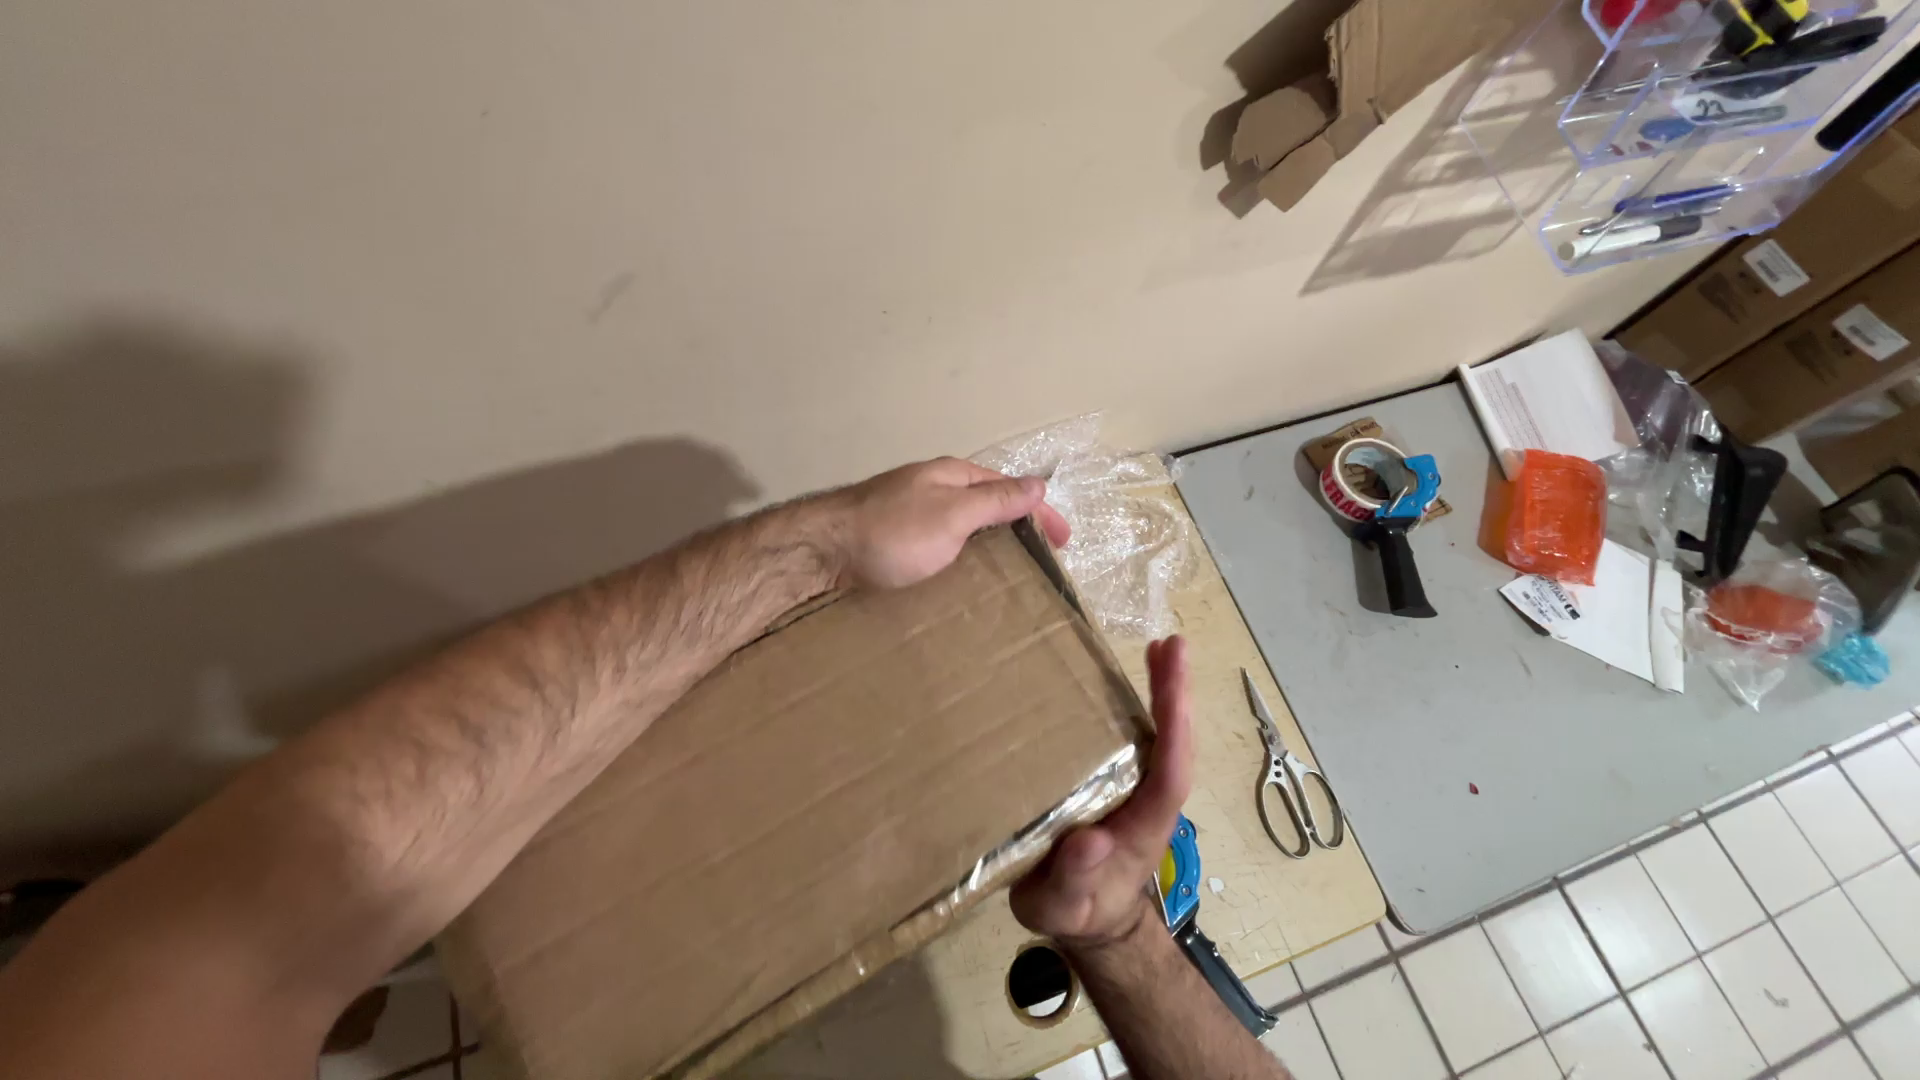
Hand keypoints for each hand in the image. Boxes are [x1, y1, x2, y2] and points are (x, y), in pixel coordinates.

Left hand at [827, 457, 1071, 590]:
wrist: (821, 551)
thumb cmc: (892, 532)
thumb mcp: (952, 515)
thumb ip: (995, 501)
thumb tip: (1038, 482)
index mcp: (953, 476)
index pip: (1010, 489)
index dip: (1039, 512)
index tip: (1064, 542)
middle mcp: (934, 488)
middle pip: (988, 504)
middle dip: (1019, 527)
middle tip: (1041, 560)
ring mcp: (912, 512)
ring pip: (965, 525)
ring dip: (991, 542)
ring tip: (1009, 573)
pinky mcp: (895, 538)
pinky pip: (942, 543)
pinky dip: (963, 555)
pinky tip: (962, 575)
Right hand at [1011, 636, 1193, 948]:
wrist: (1090, 923)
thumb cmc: (1075, 913)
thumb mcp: (1061, 906)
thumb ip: (1074, 880)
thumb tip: (1091, 839)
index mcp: (1142, 827)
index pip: (1170, 772)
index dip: (1175, 727)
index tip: (1172, 682)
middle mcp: (1150, 801)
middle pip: (1176, 744)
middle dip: (1176, 695)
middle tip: (1172, 645)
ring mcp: (1140, 791)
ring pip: (1165, 737)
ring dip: (1167, 693)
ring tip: (1161, 648)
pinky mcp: (1124, 784)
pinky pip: (1143, 740)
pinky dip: (1146, 707)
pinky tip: (1129, 681)